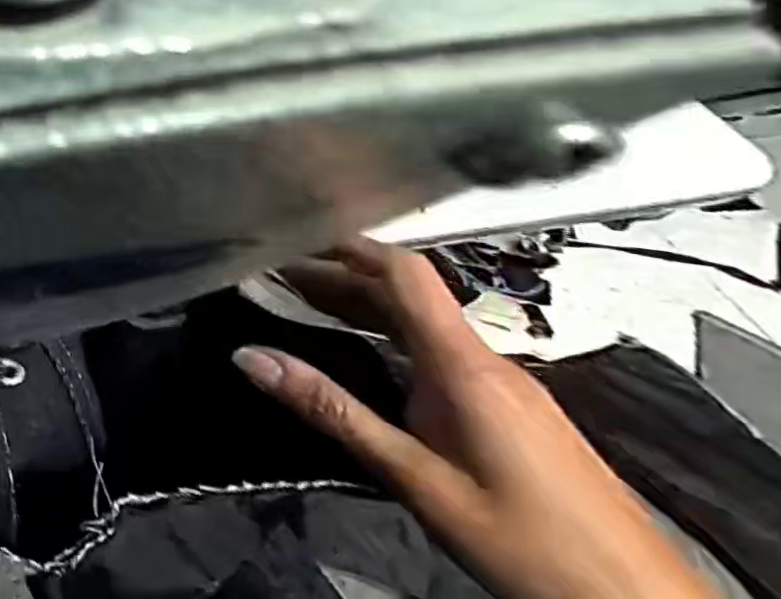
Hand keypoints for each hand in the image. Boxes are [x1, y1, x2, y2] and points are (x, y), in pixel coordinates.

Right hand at [235, 237, 714, 598]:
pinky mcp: (515, 410)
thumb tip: (249, 357)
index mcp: (463, 363)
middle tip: (278, 277)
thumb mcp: (416, 479)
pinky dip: (391, 337)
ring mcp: (506, 385)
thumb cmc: (531, 544)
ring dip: (364, 307)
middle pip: (408, 294)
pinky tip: (367, 355)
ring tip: (305, 307)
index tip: (294, 236)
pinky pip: (440, 351)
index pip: (404, 273)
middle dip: (341, 277)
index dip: (349, 245)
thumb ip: (333, 412)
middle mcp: (486, 359)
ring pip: (424, 324)